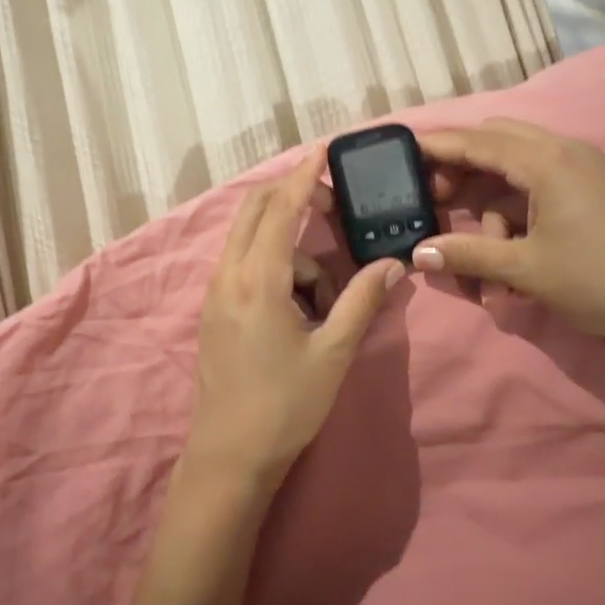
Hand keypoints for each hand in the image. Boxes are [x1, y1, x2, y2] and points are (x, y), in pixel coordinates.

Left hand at [186, 147, 405, 485]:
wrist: (230, 455)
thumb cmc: (286, 405)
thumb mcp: (333, 352)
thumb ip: (361, 301)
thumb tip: (392, 264)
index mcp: (257, 279)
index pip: (281, 208)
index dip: (303, 176)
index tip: (322, 150)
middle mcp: (228, 275)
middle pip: (256, 210)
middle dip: (293, 198)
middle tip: (332, 208)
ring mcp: (214, 292)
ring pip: (250, 241)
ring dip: (288, 247)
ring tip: (325, 299)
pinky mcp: (212, 310)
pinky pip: (243, 265)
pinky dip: (273, 267)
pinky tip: (300, 309)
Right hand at [411, 119, 604, 351]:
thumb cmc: (602, 281)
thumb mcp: (526, 270)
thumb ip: (468, 255)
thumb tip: (418, 252)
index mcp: (545, 160)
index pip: (474, 140)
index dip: (433, 146)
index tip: (396, 152)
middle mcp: (562, 151)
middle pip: (494, 144)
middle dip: (459, 171)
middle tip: (433, 202)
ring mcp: (582, 170)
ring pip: (515, 170)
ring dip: (488, 205)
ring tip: (478, 256)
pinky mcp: (593, 192)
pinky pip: (538, 188)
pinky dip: (515, 214)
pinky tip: (508, 258)